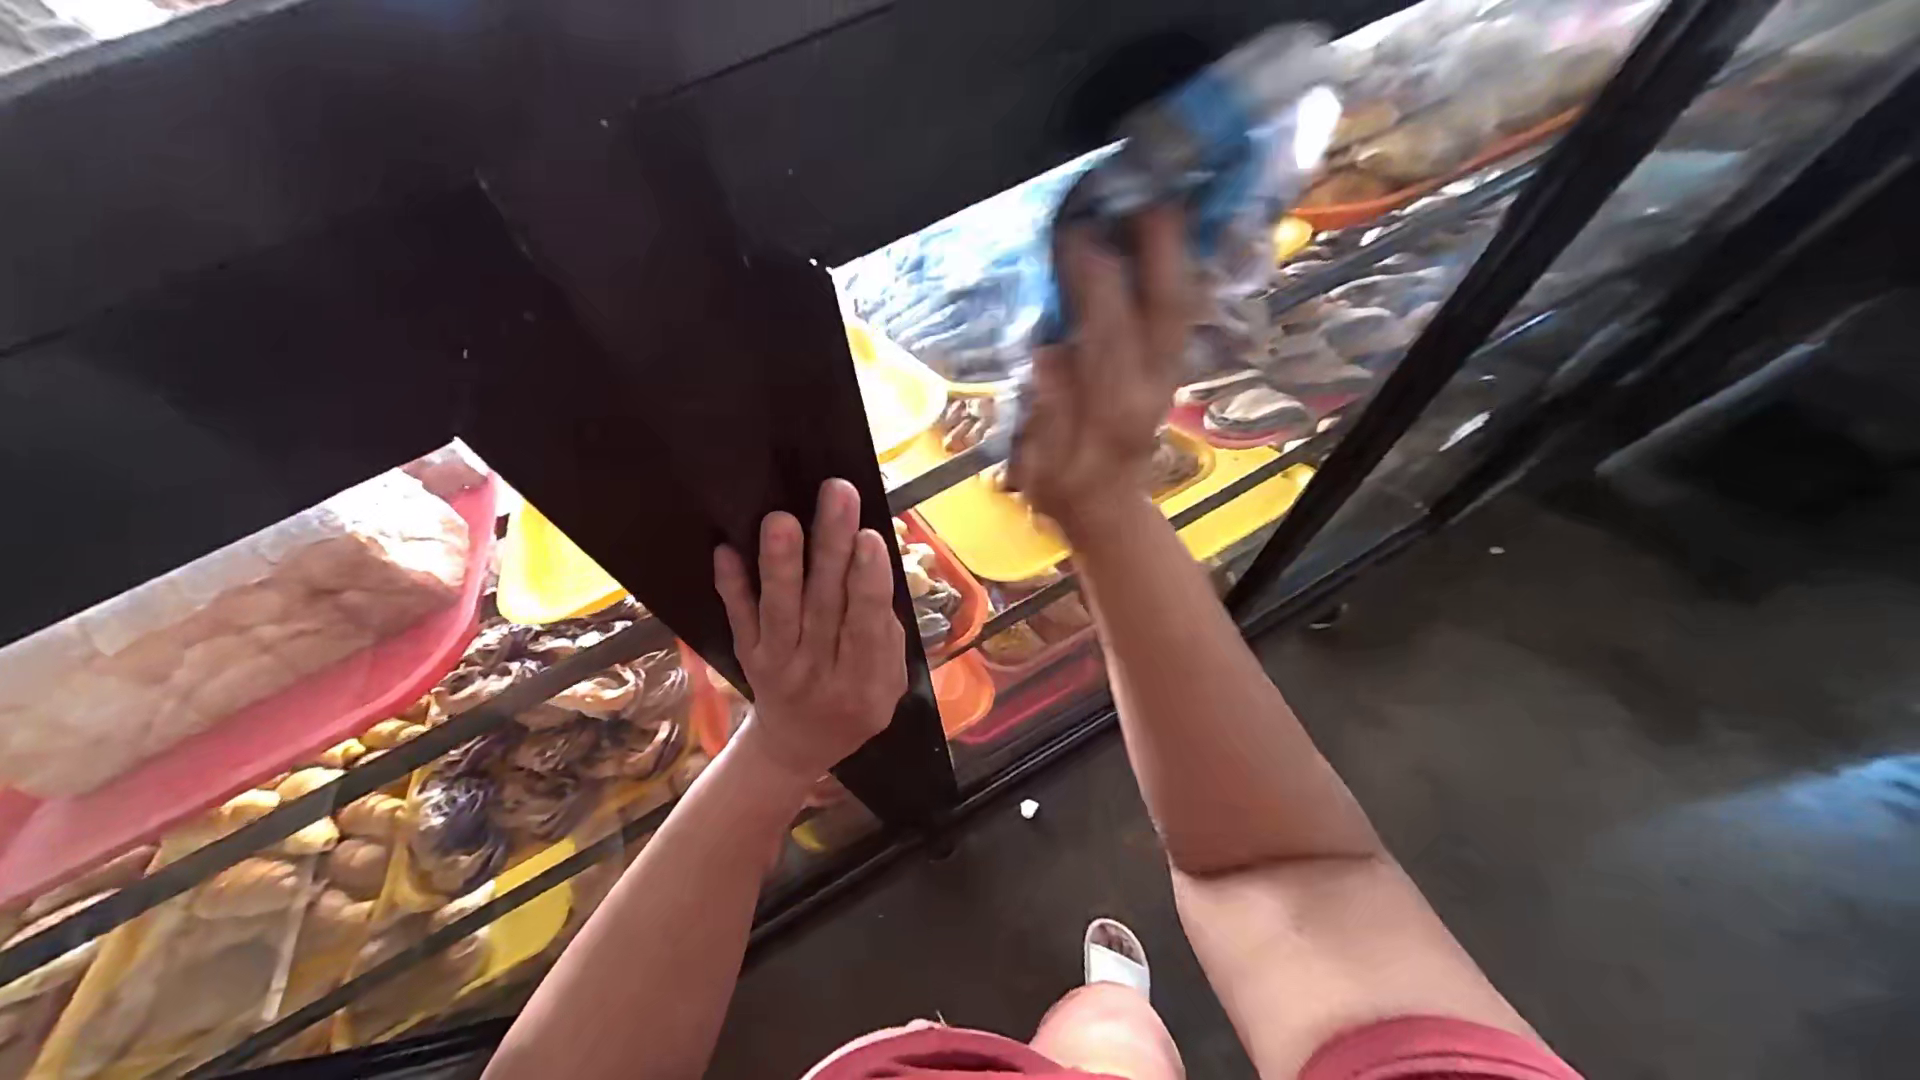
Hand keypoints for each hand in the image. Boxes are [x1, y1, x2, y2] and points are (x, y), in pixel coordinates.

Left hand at [713, 479, 905, 784]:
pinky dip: (731, 587)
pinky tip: (725, 553)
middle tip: (836, 496)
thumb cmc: (854, 708)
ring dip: (780, 563)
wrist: (797, 746)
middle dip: (831, 549)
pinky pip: (737, 620)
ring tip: (781, 520)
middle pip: (823, 606)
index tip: (868, 536)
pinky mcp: (747, 656)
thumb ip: (885, 636)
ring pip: (778, 611)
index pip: (864, 626)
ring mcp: (776, 664)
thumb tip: (877, 572)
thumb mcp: (889, 687)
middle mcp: (817, 672)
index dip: (866, 583)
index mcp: (862, 682)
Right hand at [1009, 204, 1194, 539]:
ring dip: (1176, 249)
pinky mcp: (1170, 370)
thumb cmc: (1064, 490)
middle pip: (1165, 307)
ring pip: (1182, 304)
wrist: (1106, 508)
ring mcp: (1168, 376)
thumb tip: (1048, 352)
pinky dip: (1179, 269)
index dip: (1092, 280)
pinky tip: (1170, 237)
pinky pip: (1182, 312)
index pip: (1109, 333)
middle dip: (1158, 245)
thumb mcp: (1043, 465)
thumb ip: (1046, 412)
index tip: (1073, 232)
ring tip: (1159, 195)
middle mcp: (1152, 387)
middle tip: (1140, 188)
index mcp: (1114, 411)